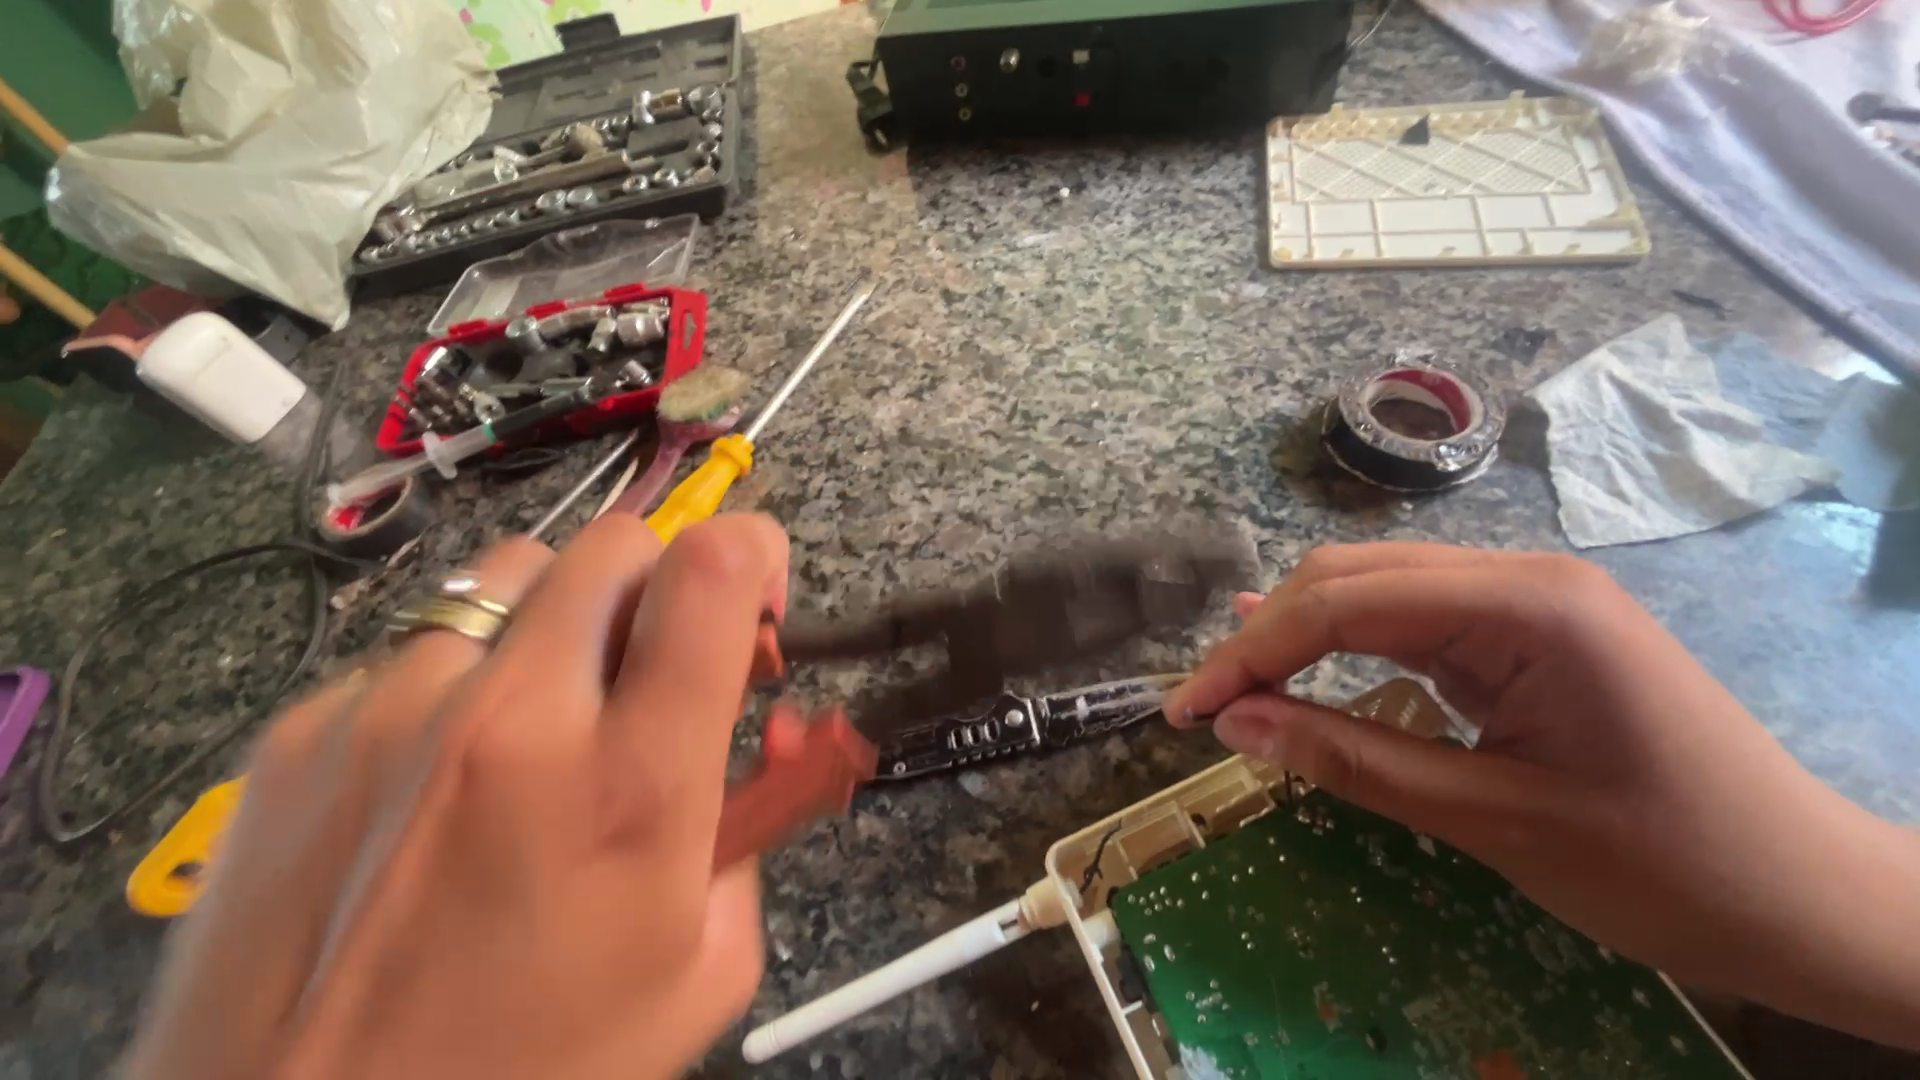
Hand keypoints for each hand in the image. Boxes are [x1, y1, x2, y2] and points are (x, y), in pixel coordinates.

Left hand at [122, 514, 789, 1079]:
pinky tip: (437, 784)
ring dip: (563, 622)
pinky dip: (463, 687)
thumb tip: (746, 738)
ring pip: (516, 577)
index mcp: (633, 781)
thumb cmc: (541, 1069)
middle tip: (657, 666)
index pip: (712, 572)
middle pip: (617, 545)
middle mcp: (513, 718)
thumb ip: (750, 825)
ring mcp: (392, 710)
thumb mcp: (708, 962)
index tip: (756, 599)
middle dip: (664, 586)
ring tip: (546, 716)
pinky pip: (420, 653)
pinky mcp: (302, 728)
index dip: (754, 551)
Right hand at [1164, 543, 1919, 1049]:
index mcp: (1524, 606)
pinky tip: (1293, 653)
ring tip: (1232, 683)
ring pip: (1371, 591)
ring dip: (1295, 636)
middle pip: (1349, 580)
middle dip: (1265, 639)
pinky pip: (1406, 620)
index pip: (1343, 606)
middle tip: (1205, 706)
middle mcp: (1518, 578)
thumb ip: (1352, 760)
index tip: (1188, 710)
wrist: (1820, 905)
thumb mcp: (1493, 821)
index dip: (1252, 656)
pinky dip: (1340, 644)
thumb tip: (1235, 725)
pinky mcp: (1518, 632)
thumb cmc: (1671, 868)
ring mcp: (1521, 600)